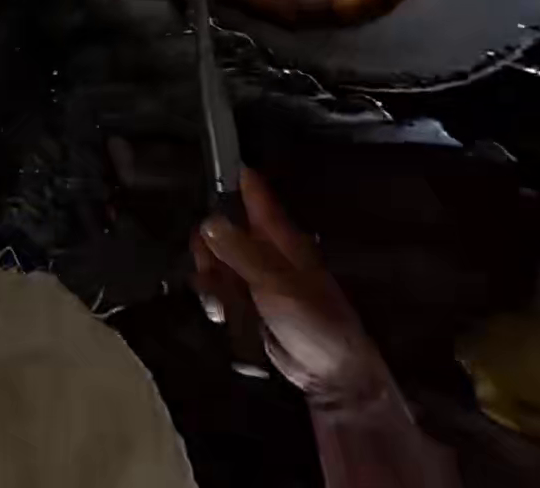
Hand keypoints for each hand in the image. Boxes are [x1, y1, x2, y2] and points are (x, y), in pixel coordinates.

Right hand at [193, 168, 392, 407]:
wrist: (331, 376)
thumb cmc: (313, 321)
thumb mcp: (276, 283)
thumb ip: (241, 252)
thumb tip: (208, 220)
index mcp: (279, 235)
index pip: (254, 192)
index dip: (233, 175)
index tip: (210, 163)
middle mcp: (264, 248)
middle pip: (220, 227)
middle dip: (207, 246)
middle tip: (209, 267)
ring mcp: (254, 275)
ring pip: (214, 259)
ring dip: (210, 278)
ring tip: (220, 304)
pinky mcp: (247, 301)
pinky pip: (218, 287)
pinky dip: (215, 298)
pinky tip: (222, 316)